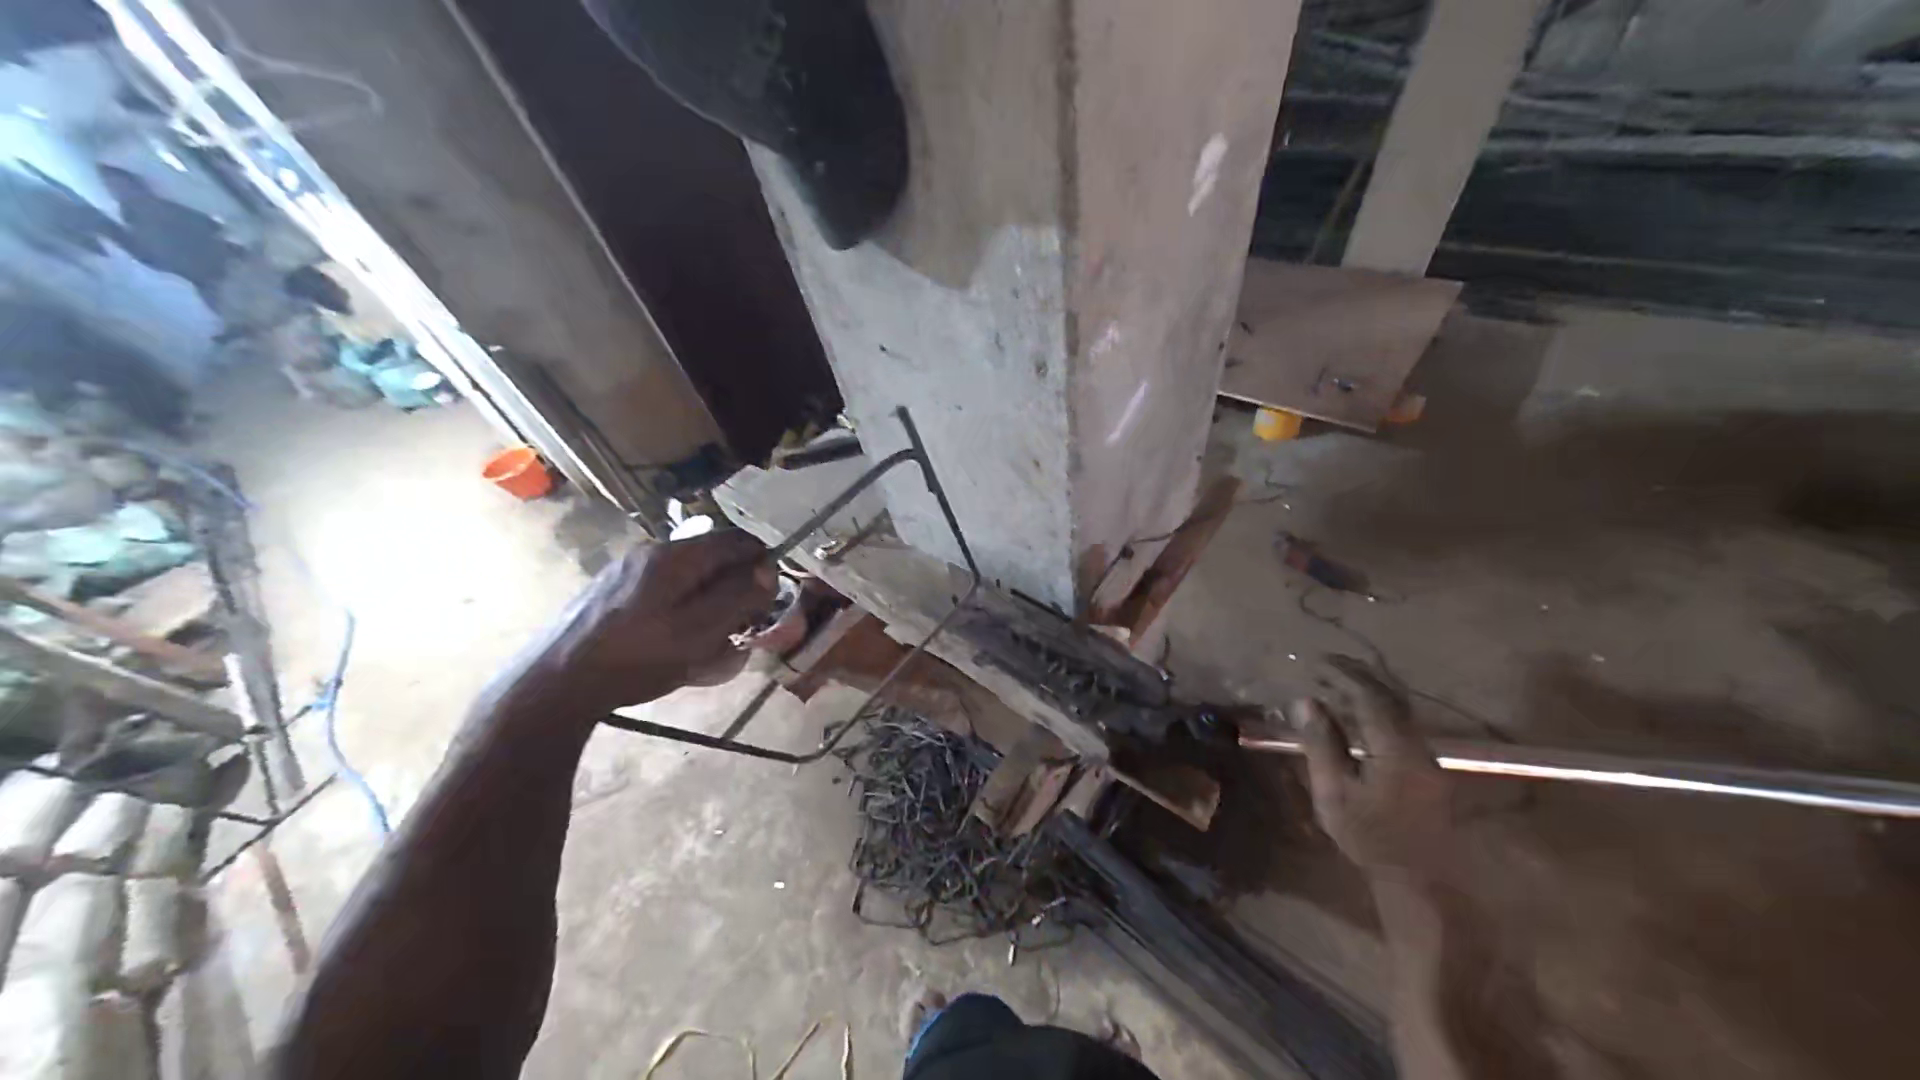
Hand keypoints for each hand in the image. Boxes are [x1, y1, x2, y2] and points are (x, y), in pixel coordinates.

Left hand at [529, 531, 776, 713]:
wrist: (554, 683)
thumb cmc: (635, 659)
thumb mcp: (698, 633)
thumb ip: (737, 598)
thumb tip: (768, 570)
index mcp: (676, 556)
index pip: (738, 539)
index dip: (762, 564)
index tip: (767, 599)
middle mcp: (652, 550)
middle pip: (713, 556)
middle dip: (736, 586)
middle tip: (740, 626)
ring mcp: (627, 568)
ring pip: (688, 573)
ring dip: (709, 599)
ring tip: (709, 640)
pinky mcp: (610, 588)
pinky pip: (663, 587)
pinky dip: (682, 605)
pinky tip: (673, 639)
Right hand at [1298, 656, 1454, 879]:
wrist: (1415, 879)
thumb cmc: (1368, 836)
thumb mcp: (1334, 792)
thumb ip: (1321, 743)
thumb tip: (1306, 701)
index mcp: (1396, 749)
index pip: (1370, 697)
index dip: (1343, 675)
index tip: (1316, 662)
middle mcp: (1418, 746)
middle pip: (1390, 698)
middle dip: (1358, 676)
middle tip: (1326, 664)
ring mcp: (1427, 758)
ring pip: (1399, 710)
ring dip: (1368, 691)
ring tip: (1336, 682)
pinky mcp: (1426, 769)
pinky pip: (1400, 725)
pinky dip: (1376, 709)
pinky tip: (1357, 713)